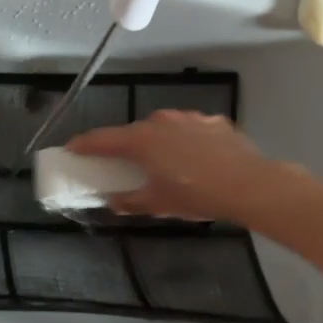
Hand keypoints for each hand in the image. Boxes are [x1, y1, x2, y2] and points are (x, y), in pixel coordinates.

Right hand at [66, 110, 290, 221]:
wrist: (252, 185)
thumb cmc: (196, 194)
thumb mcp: (158, 204)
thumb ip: (130, 201)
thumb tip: (114, 201)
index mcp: (141, 140)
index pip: (101, 140)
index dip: (83, 145)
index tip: (71, 149)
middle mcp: (161, 122)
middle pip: (133, 133)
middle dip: (125, 147)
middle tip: (123, 165)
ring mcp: (189, 119)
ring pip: (163, 129)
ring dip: (158, 143)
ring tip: (163, 164)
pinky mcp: (214, 123)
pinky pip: (190, 131)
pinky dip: (185, 143)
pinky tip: (195, 160)